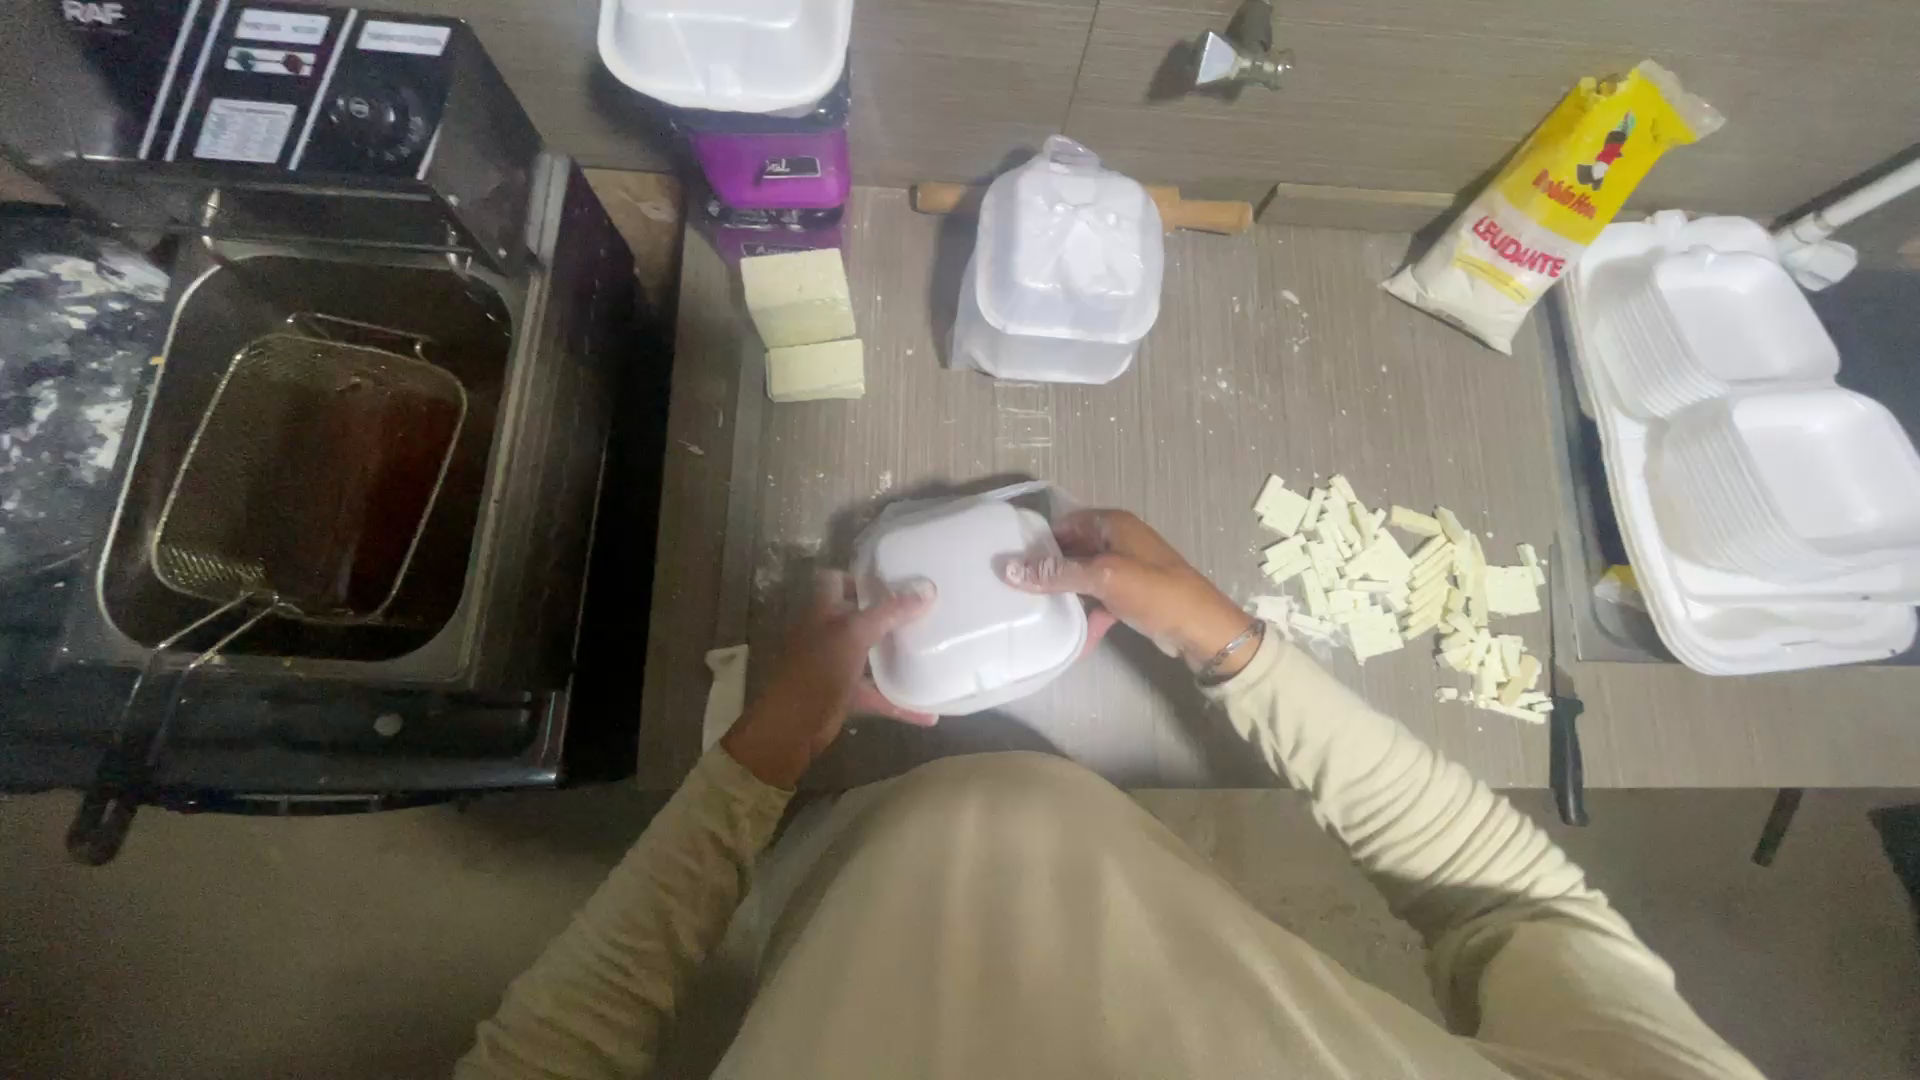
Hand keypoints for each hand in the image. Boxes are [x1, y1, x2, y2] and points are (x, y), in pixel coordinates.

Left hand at [722, 570, 935, 787]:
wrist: (793, 727)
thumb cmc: (818, 668)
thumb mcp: (854, 633)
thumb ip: (889, 612)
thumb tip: (928, 589)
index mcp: (822, 611)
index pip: (836, 580)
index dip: (860, 577)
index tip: (896, 581)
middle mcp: (828, 634)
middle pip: (858, 617)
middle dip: (888, 615)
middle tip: (923, 612)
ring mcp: (836, 665)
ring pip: (870, 656)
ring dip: (895, 657)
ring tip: (930, 651)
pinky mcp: (846, 695)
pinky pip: (878, 695)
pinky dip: (900, 703)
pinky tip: (929, 712)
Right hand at [1002, 509, 1259, 679]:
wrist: (1202, 630)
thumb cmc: (1155, 593)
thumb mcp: (1104, 577)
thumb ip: (1057, 573)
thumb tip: (1010, 569)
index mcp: (1114, 525)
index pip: (1065, 523)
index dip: (1040, 540)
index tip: (1013, 560)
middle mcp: (1118, 540)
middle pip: (1072, 550)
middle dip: (1048, 570)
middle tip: (1017, 588)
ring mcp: (1126, 569)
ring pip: (1084, 577)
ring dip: (1065, 594)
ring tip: (1035, 611)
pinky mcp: (1131, 597)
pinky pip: (1100, 602)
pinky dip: (1088, 617)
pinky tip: (1074, 640)